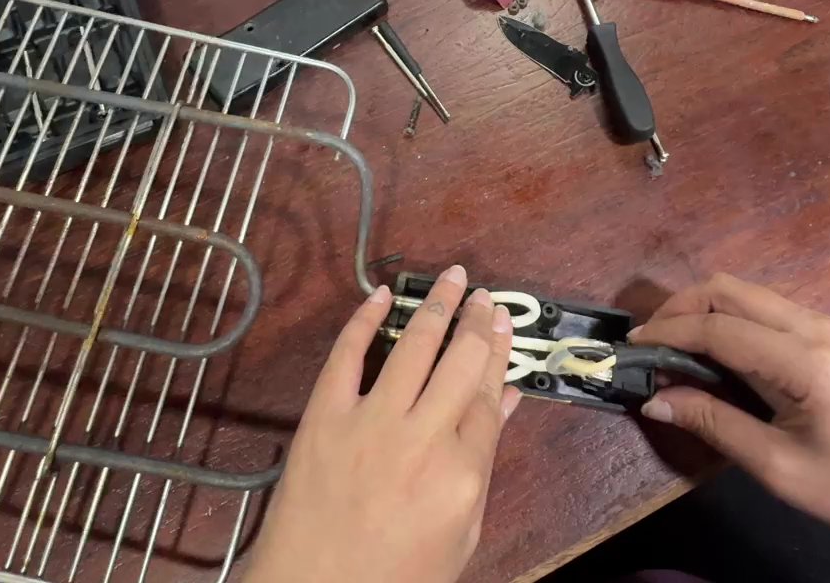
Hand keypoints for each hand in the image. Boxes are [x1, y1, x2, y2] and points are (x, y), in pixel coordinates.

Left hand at [244, 266, 521, 582]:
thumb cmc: (395, 574)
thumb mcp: (460, 535)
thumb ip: (484, 463)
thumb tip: (504, 400)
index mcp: (460, 475)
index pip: (486, 395)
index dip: (498, 351)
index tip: (503, 321)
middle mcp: (422, 439)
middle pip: (459, 362)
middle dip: (476, 320)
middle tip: (482, 293)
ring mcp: (370, 422)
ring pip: (413, 346)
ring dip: (436, 304)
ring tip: (452, 276)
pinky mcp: (325, 416)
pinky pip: (346, 355)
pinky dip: (363, 319)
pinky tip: (382, 294)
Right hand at [629, 274, 829, 582]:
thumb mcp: (778, 468)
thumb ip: (713, 424)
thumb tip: (654, 398)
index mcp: (806, 362)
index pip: (719, 329)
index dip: (668, 333)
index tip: (631, 348)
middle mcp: (813, 326)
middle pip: (727, 289)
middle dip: (679, 307)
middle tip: (648, 342)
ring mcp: (822, 324)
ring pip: (743, 292)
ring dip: (701, 308)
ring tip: (670, 344)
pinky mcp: (824, 333)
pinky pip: (761, 307)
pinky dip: (725, 316)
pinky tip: (710, 348)